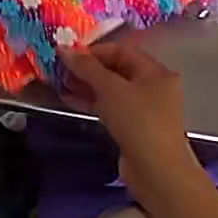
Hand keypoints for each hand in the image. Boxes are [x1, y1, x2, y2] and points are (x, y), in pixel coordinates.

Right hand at [61, 42, 198, 185]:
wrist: (156, 169)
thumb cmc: (137, 121)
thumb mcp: (109, 88)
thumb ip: (85, 66)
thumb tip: (62, 48)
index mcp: (155, 72)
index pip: (120, 50)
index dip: (92, 50)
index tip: (67, 56)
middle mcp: (153, 87)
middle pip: (115, 69)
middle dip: (86, 68)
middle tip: (60, 70)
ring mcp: (144, 108)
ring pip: (111, 89)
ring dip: (86, 85)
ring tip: (61, 84)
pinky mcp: (134, 126)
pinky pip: (110, 106)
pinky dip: (92, 101)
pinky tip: (71, 100)